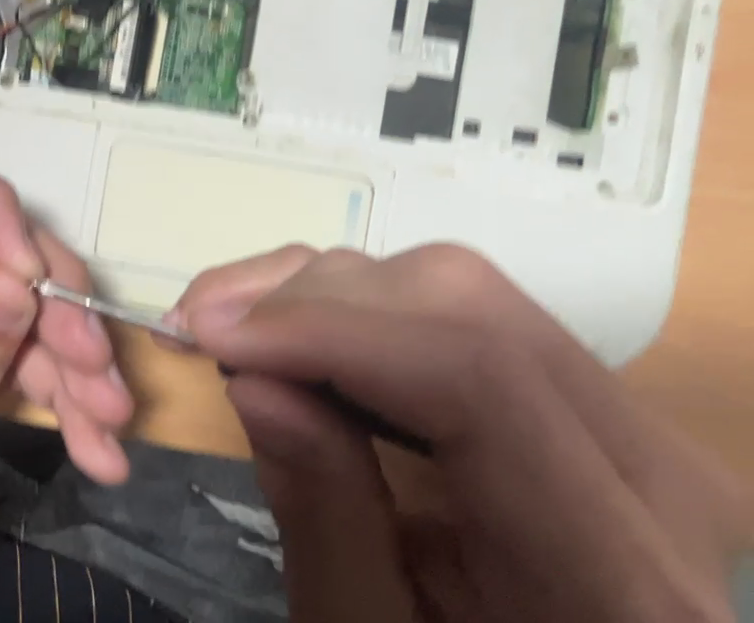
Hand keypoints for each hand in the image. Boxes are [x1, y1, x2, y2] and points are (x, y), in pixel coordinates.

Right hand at [174, 244, 750, 622]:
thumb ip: (322, 518)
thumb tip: (252, 380)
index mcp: (620, 571)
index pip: (476, 378)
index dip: (325, 331)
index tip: (206, 336)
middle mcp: (654, 469)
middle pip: (459, 304)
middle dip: (303, 300)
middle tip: (200, 333)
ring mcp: (622, 418)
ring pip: (447, 283)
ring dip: (313, 291)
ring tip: (225, 329)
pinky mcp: (576, 393)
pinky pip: (450, 301)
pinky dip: (344, 299)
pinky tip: (281, 329)